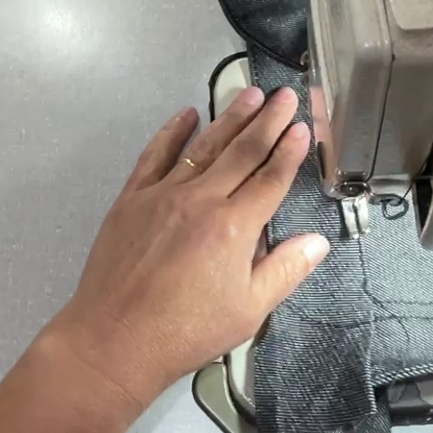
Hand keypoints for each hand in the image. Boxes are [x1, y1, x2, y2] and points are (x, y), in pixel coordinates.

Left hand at [39, 86, 329, 409]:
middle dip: (268, 120)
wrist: (115, 339)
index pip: (271, 177)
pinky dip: (172, 131)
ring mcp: (164, 193)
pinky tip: (186, 113)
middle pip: (242, 150)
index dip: (290, 151)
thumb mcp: (248, 311)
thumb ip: (285, 270)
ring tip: (250, 94)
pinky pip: (156, 154)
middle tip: (285, 96)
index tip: (303, 128)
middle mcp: (201, 199)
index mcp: (234, 226)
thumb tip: (318, 242)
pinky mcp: (133, 197)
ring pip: (204, 145)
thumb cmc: (186, 330)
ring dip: (230, 117)